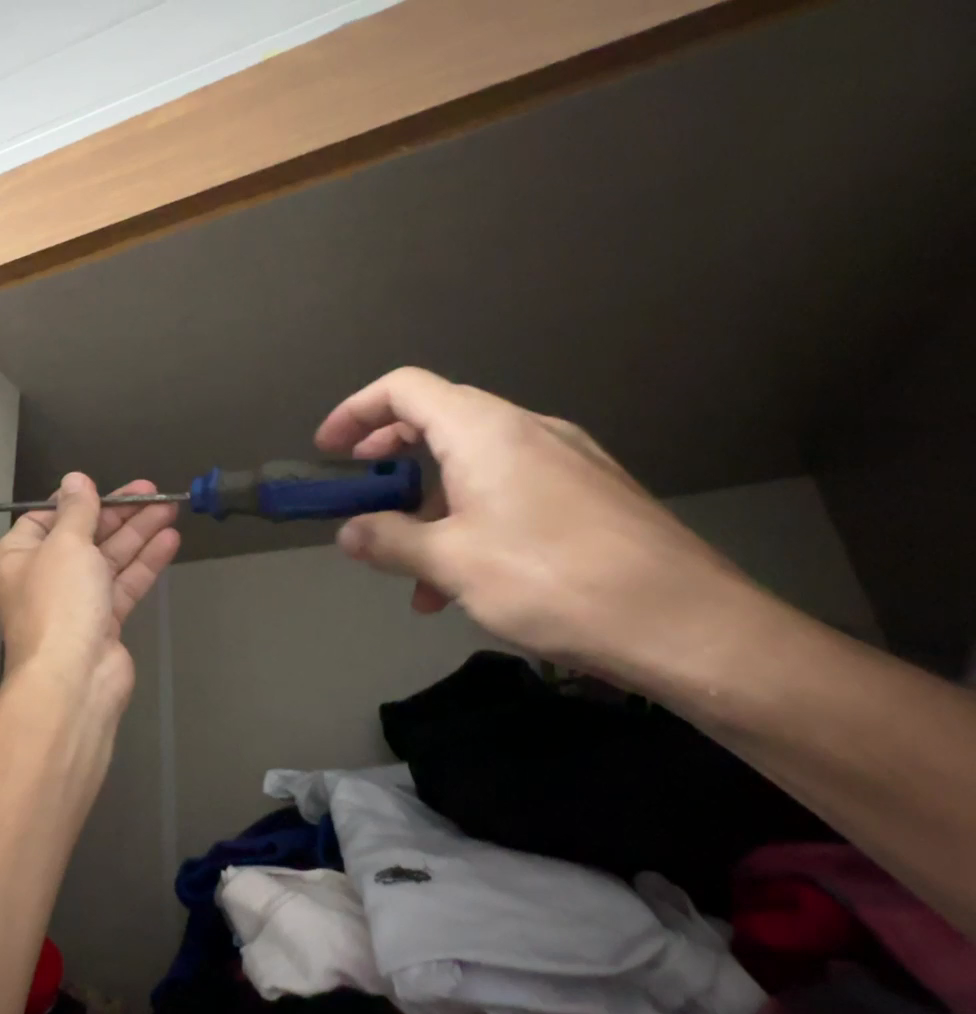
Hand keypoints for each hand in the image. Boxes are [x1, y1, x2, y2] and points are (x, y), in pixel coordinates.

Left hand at [0, 474, 180, 719]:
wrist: (73, 678)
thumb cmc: (58, 604)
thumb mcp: (65, 544)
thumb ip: (77, 510)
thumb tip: (75, 480)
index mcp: (16, 556)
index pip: (45, 518)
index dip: (77, 501)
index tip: (105, 487)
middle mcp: (42, 577)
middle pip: (83, 535)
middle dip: (118, 514)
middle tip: (152, 492)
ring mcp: (73, 601)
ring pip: (108, 559)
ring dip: (138, 533)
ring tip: (169, 510)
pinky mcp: (101, 621)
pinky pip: (123, 584)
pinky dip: (144, 562)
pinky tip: (168, 541)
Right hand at [315, 367, 757, 685]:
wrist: (686, 625)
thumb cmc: (551, 580)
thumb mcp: (450, 563)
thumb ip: (389, 541)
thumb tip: (349, 532)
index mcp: (485, 430)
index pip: (404, 389)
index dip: (355, 412)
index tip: (327, 452)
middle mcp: (527, 430)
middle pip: (439, 421)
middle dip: (389, 457)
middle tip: (360, 494)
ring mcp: (566, 460)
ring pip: (475, 464)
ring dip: (429, 505)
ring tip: (411, 571)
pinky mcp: (591, 494)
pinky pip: (511, 490)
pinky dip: (471, 520)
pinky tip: (465, 581)